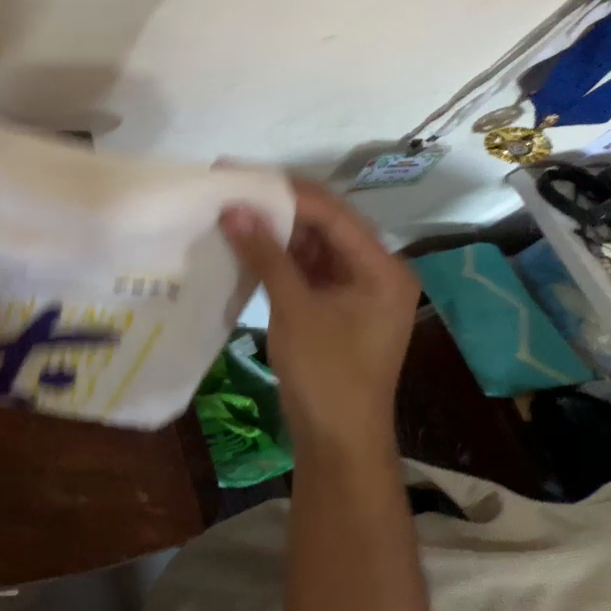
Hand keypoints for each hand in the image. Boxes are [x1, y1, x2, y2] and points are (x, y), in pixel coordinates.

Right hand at [220, 177, 419, 450]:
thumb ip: (265, 254)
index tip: (235, 173)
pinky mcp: (332, 304)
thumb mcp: (294, 308)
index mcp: (382, 269)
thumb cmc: (327, 372)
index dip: (282, 190)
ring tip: (227, 207)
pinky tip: (241, 240)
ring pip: (310, 241)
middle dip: (276, 202)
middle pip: (323, 222)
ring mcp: (354, 288)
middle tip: (228, 183)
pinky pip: (303, 264)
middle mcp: (374, 271)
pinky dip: (274, 251)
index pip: (330, 213)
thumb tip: (231, 206)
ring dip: (272, 226)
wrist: (338, 437)